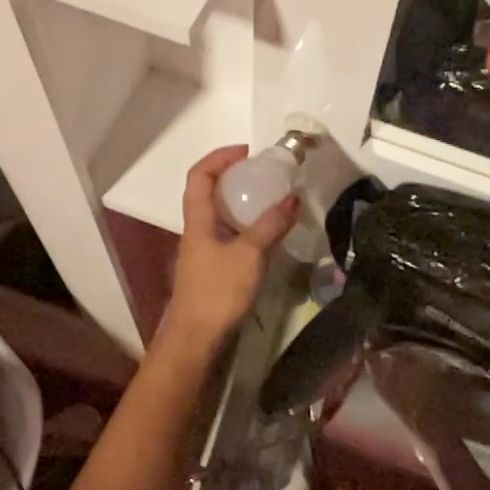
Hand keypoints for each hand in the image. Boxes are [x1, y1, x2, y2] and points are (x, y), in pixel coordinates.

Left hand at [159, 146, 300, 356]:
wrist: (196, 338)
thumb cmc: (218, 292)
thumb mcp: (250, 255)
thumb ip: (271, 225)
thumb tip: (292, 197)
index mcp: (198, 220)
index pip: (200, 175)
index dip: (220, 157)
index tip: (248, 152)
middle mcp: (196, 229)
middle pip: (208, 191)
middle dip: (234, 176)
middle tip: (265, 174)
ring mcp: (203, 249)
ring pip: (218, 214)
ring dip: (241, 201)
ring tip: (270, 199)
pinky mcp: (212, 267)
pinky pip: (228, 233)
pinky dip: (245, 225)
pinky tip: (266, 233)